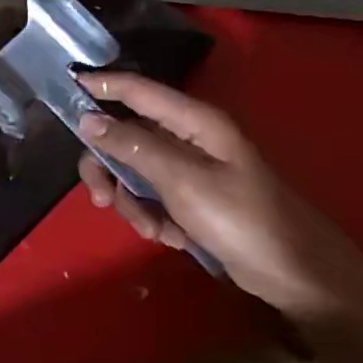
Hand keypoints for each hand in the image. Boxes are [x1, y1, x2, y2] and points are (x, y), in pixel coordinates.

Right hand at [74, 73, 362, 317]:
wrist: (297, 277)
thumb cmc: (243, 220)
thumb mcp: (182, 181)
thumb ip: (133, 146)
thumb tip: (88, 119)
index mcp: (194, 121)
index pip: (137, 90)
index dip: (101, 85)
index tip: (65, 86)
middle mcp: (188, 138)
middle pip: (126, 136)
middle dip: (109, 168)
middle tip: (102, 200)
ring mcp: (189, 169)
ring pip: (133, 171)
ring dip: (132, 201)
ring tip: (151, 229)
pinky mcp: (190, 198)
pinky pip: (151, 196)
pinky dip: (151, 216)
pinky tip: (167, 236)